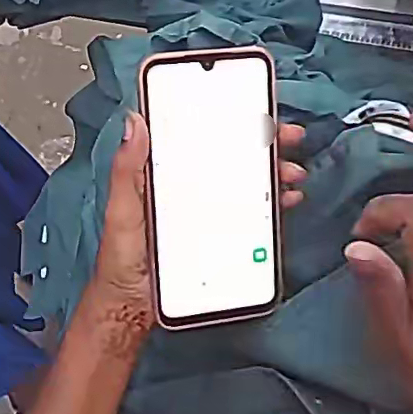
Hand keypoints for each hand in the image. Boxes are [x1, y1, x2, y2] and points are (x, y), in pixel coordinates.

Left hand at [71, 114, 307, 359]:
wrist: (135, 303)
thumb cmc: (123, 254)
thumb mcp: (122, 208)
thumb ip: (127, 168)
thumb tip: (133, 121)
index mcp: (165, 173)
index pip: (200, 138)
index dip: (227, 120)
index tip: (253, 109)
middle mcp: (191, 186)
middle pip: (232, 156)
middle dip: (264, 143)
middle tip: (287, 137)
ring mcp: (209, 210)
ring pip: (248, 182)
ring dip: (274, 171)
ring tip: (290, 171)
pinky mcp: (223, 233)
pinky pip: (254, 212)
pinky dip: (274, 202)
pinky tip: (286, 199)